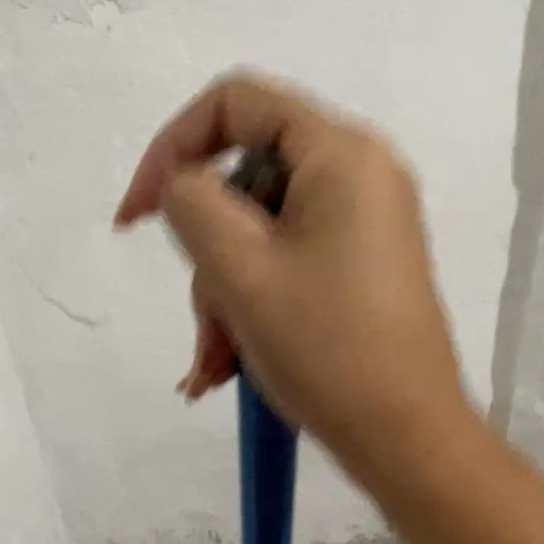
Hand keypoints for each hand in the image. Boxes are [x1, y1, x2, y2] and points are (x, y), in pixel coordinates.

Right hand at [114, 72, 469, 469]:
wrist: (408, 440)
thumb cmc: (328, 351)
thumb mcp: (241, 271)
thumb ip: (192, 205)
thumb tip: (185, 188)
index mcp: (343, 155)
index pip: (236, 103)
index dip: (171, 148)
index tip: (135, 218)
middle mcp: (362, 179)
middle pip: (246, 186)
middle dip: (210, 263)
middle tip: (206, 331)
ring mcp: (367, 231)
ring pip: (261, 240)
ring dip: (226, 302)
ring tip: (217, 370)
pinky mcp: (365, 275)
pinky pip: (290, 272)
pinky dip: (257, 312)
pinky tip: (233, 369)